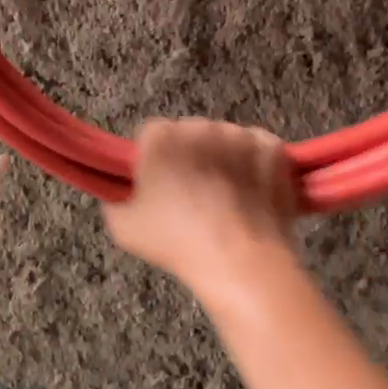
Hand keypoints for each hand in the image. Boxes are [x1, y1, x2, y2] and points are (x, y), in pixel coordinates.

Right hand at [102, 119, 298, 284]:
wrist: (240, 260)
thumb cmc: (177, 242)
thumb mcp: (122, 227)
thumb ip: (114, 199)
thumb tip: (120, 193)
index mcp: (160, 138)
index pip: (151, 134)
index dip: (153, 158)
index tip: (158, 183)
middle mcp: (200, 127)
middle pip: (190, 132)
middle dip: (190, 155)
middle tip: (192, 192)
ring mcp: (240, 135)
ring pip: (225, 139)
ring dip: (222, 158)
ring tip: (224, 196)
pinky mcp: (273, 148)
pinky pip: (258, 147)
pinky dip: (254, 163)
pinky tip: (250, 191)